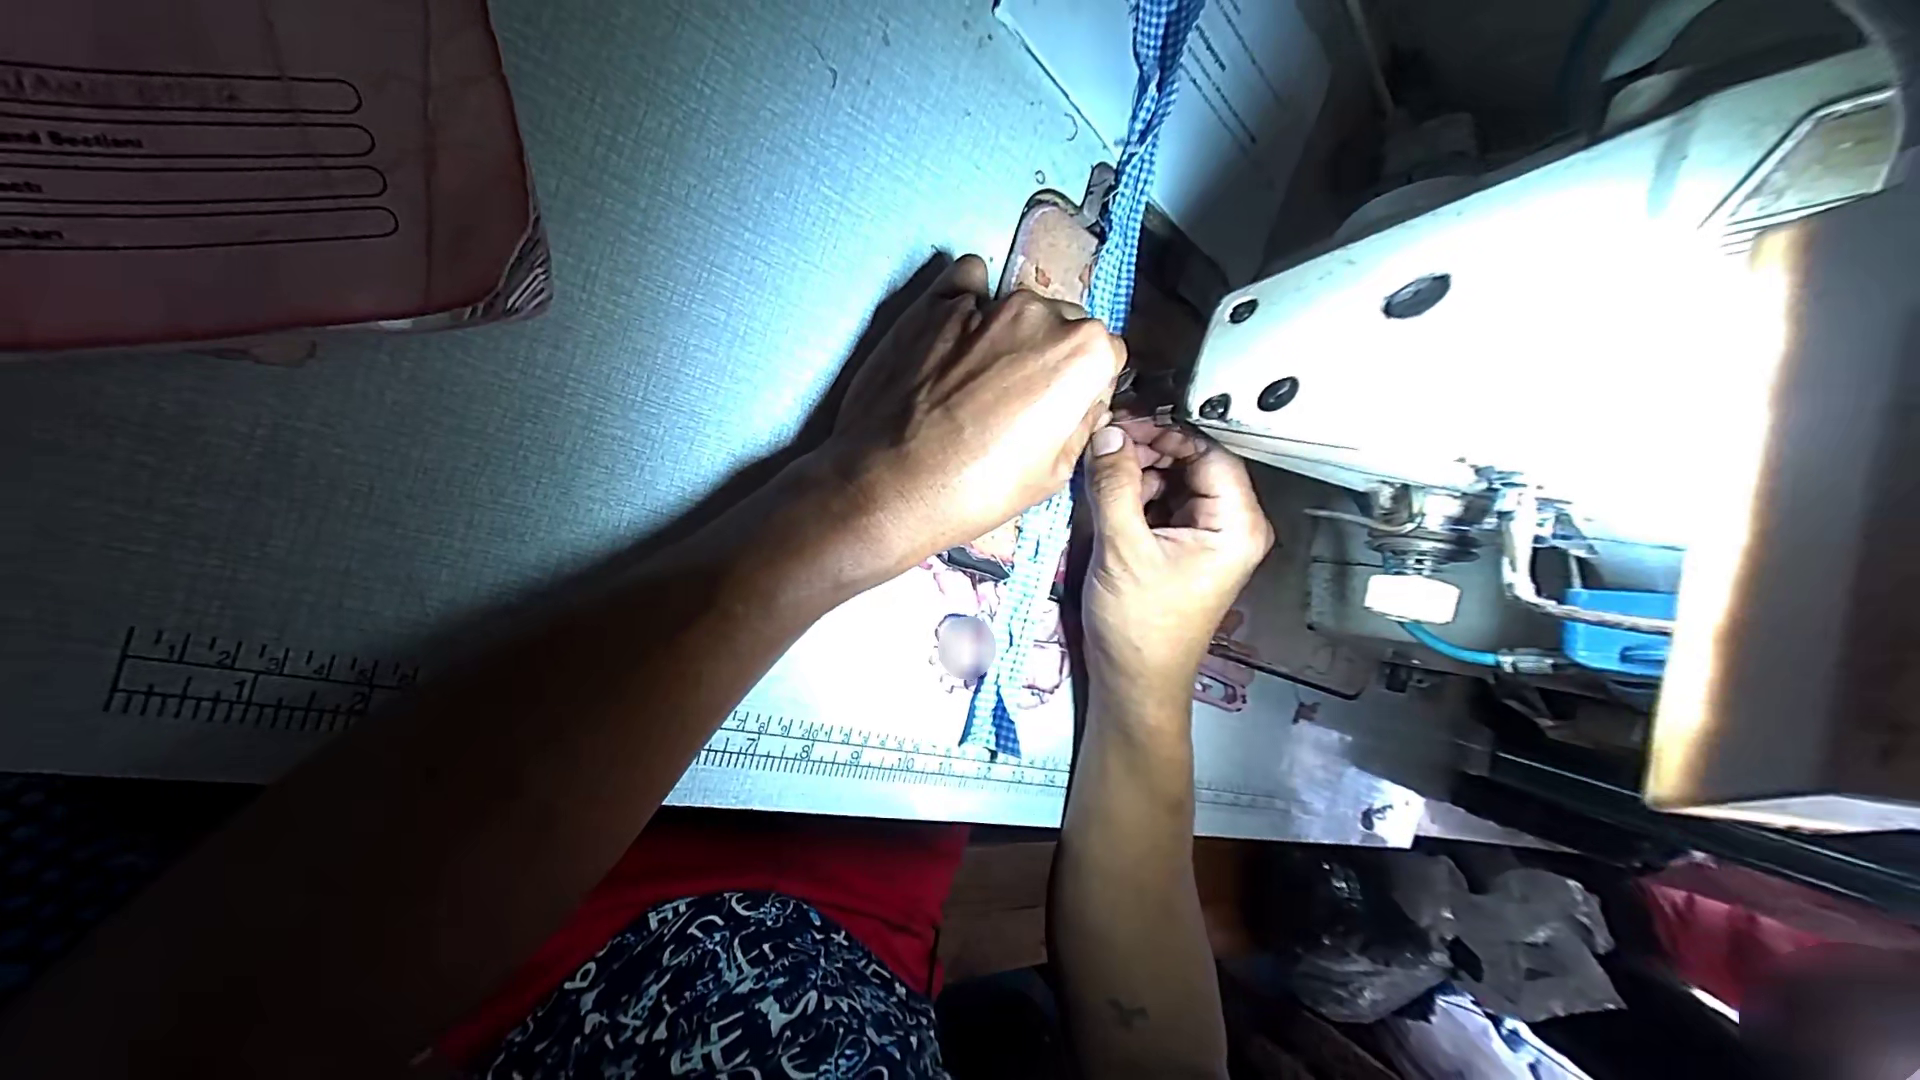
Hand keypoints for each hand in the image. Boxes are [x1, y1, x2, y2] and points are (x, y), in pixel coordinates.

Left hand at [817, 255, 1125, 572]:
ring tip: (976, 384)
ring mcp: (984, 302)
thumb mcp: (1054, 474)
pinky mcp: (933, 301)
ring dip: (1010, 336)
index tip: (1062, 410)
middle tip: (1017, 403)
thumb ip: (1083, 422)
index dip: (1087, 387)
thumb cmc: (977, 490)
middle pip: (1063, 326)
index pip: (1107, 354)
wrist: (888, 485)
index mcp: (1082, 353)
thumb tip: (1086, 402)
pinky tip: (954, 339)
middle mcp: (1039, 313)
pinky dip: (969, 302)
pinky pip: (968, 282)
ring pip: (1017, 309)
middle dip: (1051, 357)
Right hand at [1081, 419, 1273, 708]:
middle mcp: (1230, 524)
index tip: (1122, 424)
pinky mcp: (1181, 546)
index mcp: (1236, 524)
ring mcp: (1205, 536)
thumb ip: (1115, 485)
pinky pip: (1162, 503)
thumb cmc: (1138, 624)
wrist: (1132, 679)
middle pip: (1193, 463)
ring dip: (1139, 469)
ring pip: (1175, 480)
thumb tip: (1107, 432)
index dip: (1165, 432)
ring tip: (1102, 467)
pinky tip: (1110, 492)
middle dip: (1149, 450)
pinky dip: (1137, 493)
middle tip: (1106, 443)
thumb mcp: (1122, 548)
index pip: (1209, 452)